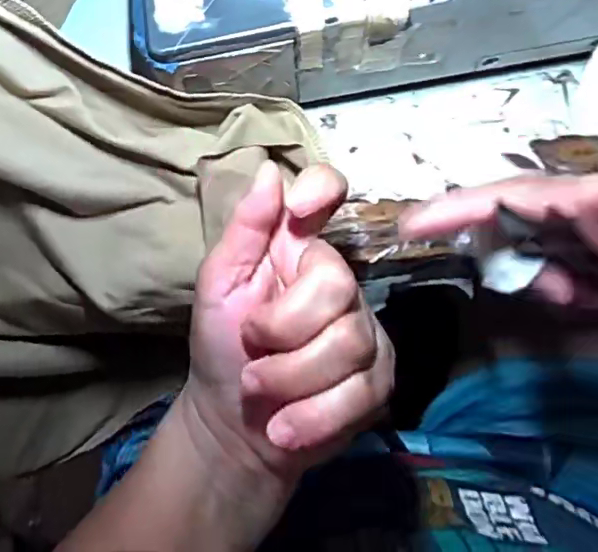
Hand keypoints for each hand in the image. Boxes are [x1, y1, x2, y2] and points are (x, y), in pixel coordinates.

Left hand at [174, 162, 393, 492]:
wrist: (233, 426)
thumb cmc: (220, 342)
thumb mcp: (217, 282)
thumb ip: (245, 228)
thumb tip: (269, 170)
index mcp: (295, 245)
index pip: (327, 192)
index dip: (323, 188)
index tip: (300, 210)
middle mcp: (336, 277)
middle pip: (336, 281)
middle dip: (284, 327)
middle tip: (251, 346)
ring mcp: (364, 328)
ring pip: (348, 342)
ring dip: (290, 378)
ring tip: (258, 387)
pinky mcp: (379, 379)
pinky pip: (362, 392)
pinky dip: (313, 416)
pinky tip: (284, 426)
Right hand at [400, 175, 597, 438]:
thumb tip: (588, 186)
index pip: (532, 194)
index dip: (470, 204)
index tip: (417, 224)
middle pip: (525, 206)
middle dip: (494, 236)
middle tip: (486, 272)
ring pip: (536, 232)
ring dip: (531, 267)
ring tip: (572, 306)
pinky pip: (555, 257)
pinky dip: (549, 280)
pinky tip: (576, 304)